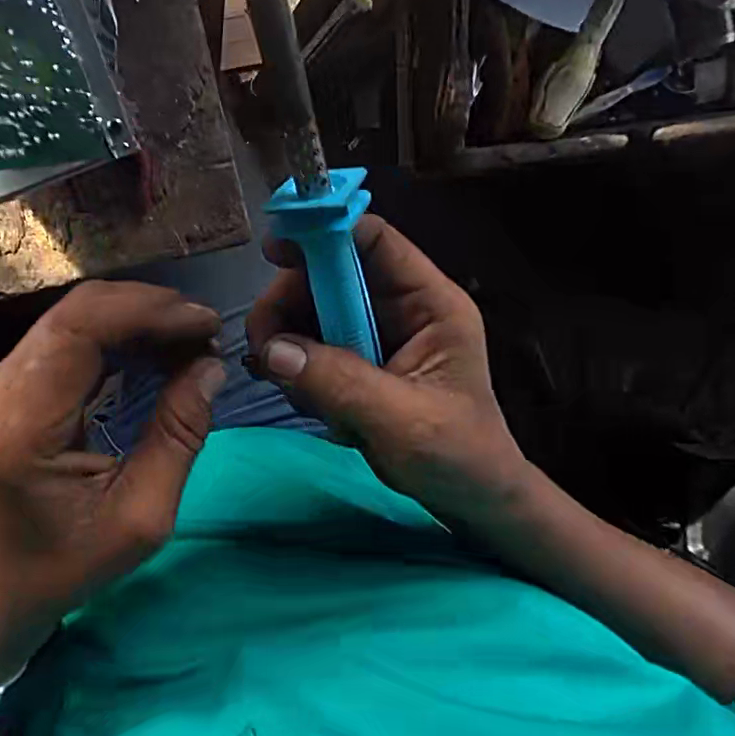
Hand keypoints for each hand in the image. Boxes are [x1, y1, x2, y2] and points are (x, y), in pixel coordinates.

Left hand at [0, 281, 227, 682]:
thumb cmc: (67, 564)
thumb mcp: (142, 517)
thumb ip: (179, 436)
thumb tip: (211, 365)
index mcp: (22, 425)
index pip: (80, 327)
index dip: (148, 311)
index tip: (205, 324)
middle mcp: (0, 388)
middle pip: (79, 311)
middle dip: (152, 310)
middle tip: (207, 334)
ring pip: (77, 316)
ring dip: (140, 319)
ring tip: (191, 343)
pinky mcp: (11, 381)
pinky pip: (71, 335)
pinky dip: (121, 333)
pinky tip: (158, 351)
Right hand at [247, 215, 529, 524]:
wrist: (471, 501)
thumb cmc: (458, 457)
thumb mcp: (402, 421)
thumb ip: (339, 382)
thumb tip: (272, 350)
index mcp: (430, 303)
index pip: (375, 242)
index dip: (326, 234)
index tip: (276, 250)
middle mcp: (400, 308)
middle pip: (330, 275)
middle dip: (290, 301)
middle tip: (263, 343)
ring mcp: (375, 334)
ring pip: (312, 309)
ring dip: (286, 339)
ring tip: (283, 381)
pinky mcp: (356, 361)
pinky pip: (310, 344)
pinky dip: (293, 364)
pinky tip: (298, 396)